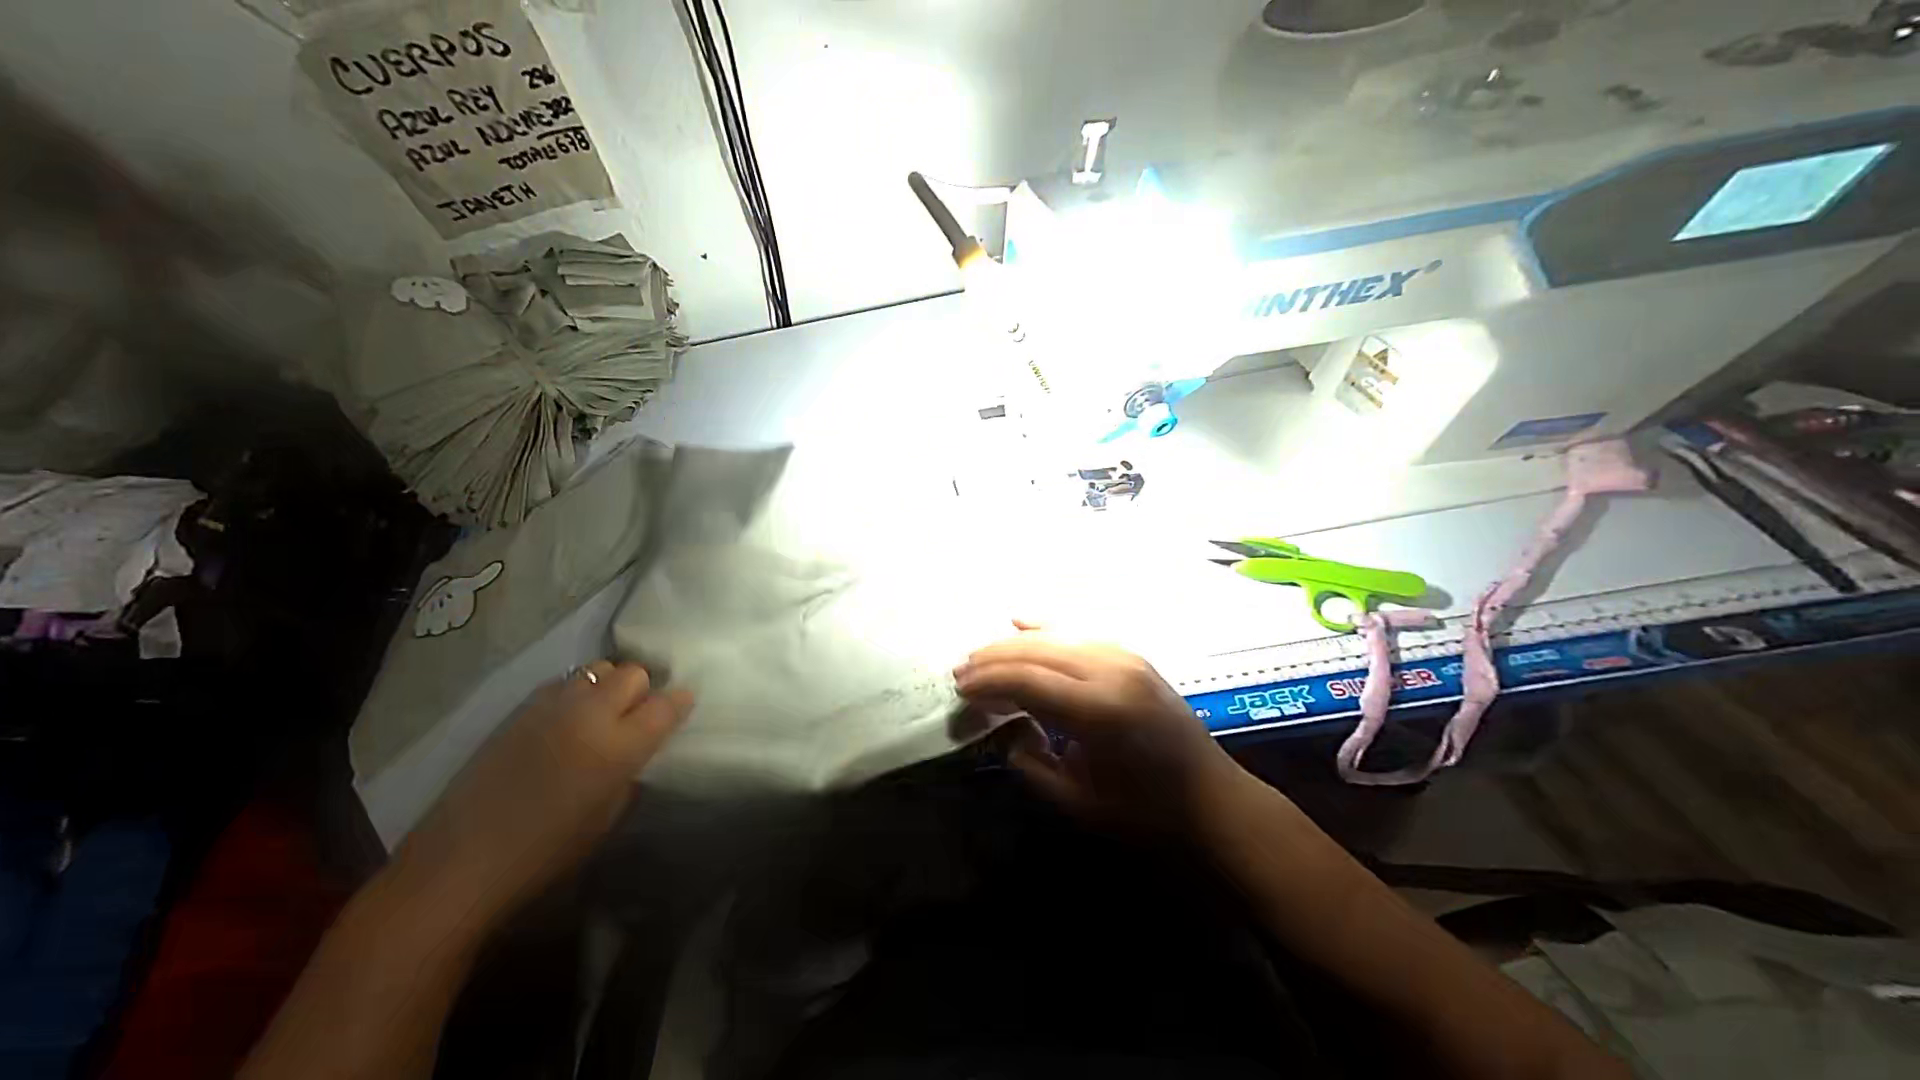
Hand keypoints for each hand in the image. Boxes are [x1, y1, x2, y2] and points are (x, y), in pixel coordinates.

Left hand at [398, 660, 692, 913]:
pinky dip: (575, 692)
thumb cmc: (545, 853)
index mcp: (617, 748)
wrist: (461, 861)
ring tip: (601, 712)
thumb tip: (639, 750)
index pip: (666, 705)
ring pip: (598, 669)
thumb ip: (630, 773)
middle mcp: (588, 715)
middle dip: (643, 689)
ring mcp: (551, 707)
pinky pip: (563, 682)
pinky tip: (566, 719)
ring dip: (608, 686)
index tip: (681, 708)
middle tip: (636, 714)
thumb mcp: (607, 818)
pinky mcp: (520, 709)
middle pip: (633, 674)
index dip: (679, 703)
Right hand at [954, 624, 1242, 834]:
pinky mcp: (1133, 657)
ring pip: (1057, 636)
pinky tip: (1023, 624)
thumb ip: (1030, 762)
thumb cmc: (1145, 811)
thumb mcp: (1077, 800)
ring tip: (983, 656)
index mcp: (1099, 710)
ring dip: (1016, 644)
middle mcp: (1112, 671)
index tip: (959, 689)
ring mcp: (1126, 658)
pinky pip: (1080, 634)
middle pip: (1037, 650)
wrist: (1212, 798)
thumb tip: (1004, 727)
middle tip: (961, 671)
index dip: (988, 681)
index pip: (1026, 679)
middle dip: (994, 657)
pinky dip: (1048, 629)